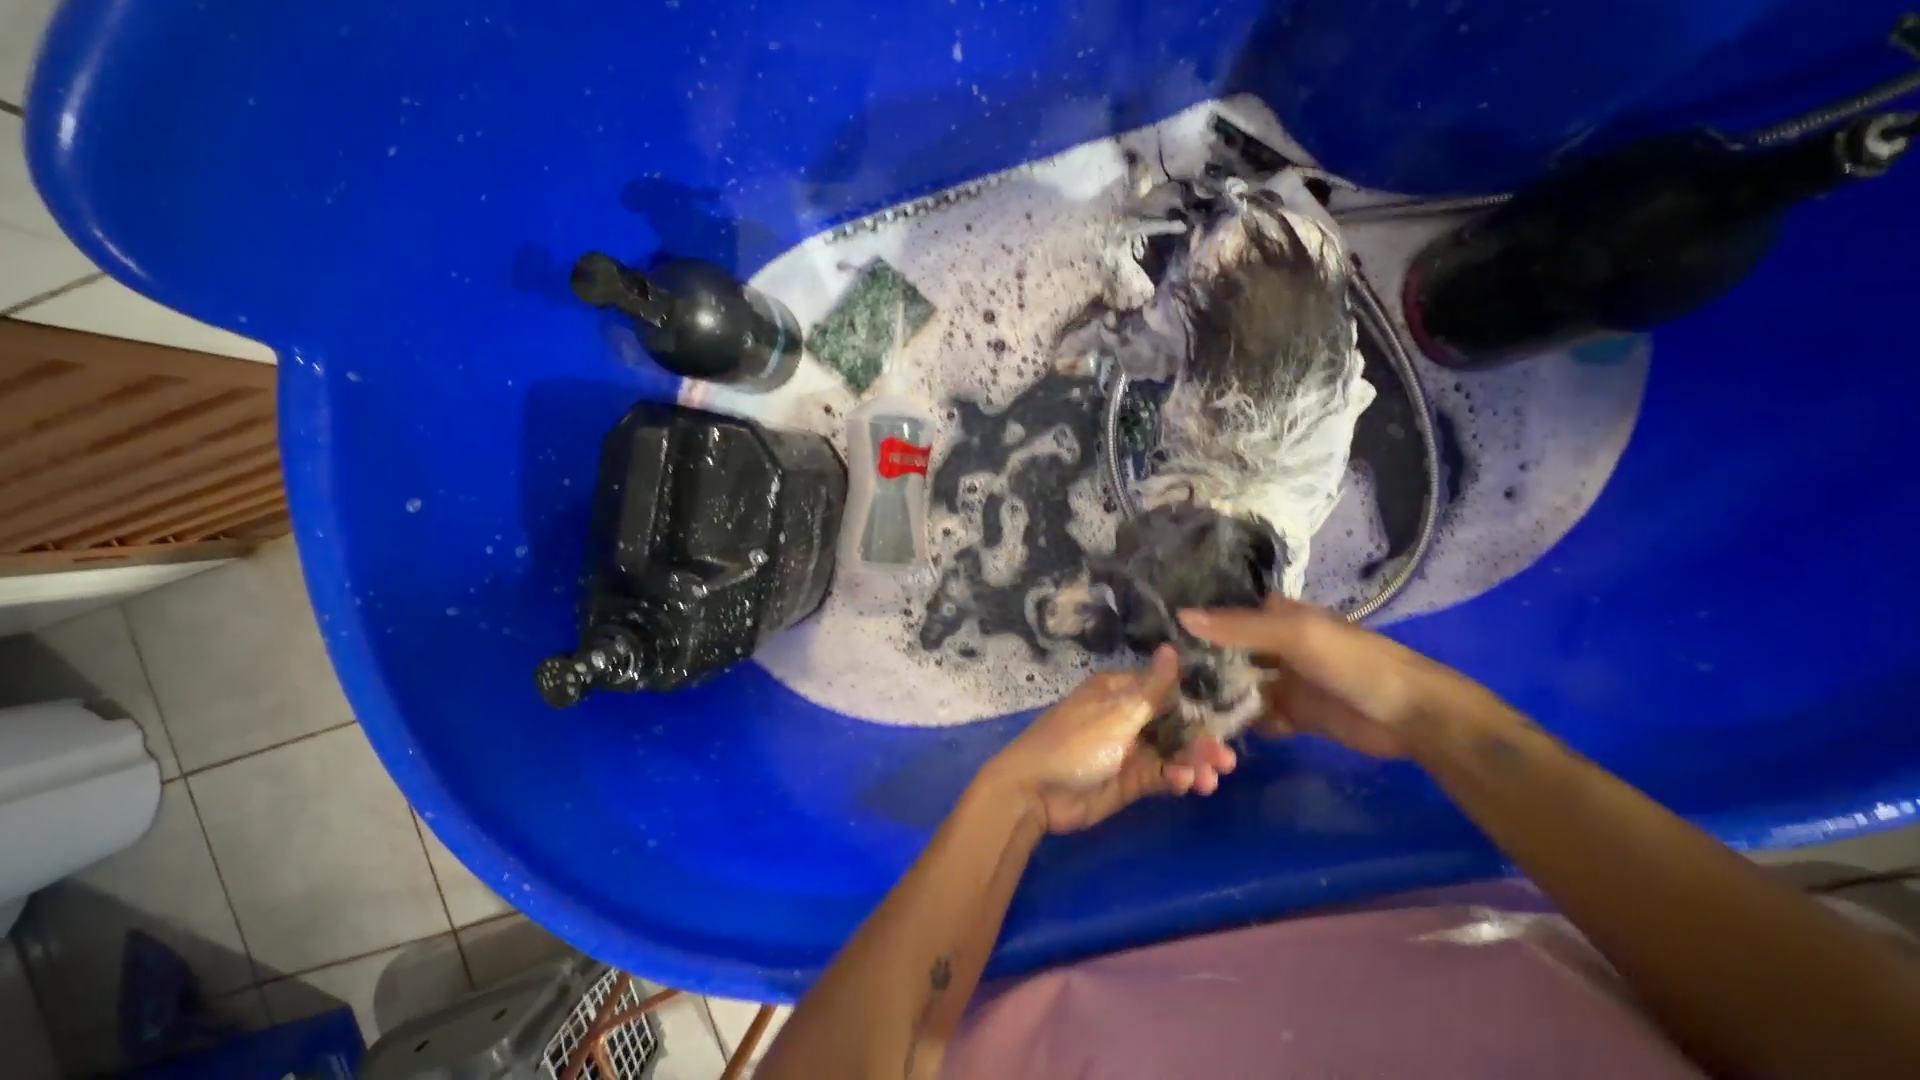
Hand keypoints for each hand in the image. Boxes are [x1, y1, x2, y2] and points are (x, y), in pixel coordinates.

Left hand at [982, 646, 1238, 833]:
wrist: (1034, 793)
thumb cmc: (1073, 743)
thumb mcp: (1116, 714)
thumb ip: (1152, 689)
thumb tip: (1172, 647)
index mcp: (1119, 691)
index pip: (1166, 688)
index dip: (1198, 699)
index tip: (1233, 709)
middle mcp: (1127, 716)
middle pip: (1176, 723)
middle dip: (1203, 739)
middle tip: (1227, 757)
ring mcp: (1130, 750)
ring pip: (1174, 752)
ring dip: (1196, 762)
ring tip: (1212, 776)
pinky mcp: (1131, 780)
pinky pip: (1162, 775)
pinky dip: (1178, 778)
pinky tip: (1190, 784)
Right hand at [1179, 595, 1479, 758]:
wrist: (1411, 715)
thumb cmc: (1353, 662)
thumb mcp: (1294, 635)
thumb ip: (1238, 628)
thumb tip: (1180, 616)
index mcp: (1277, 615)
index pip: (1225, 616)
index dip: (1195, 627)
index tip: (1158, 642)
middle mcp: (1275, 646)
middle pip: (1227, 656)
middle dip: (1201, 670)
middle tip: (1163, 689)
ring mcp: (1285, 682)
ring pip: (1239, 690)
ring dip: (1219, 703)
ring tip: (1185, 718)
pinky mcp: (1295, 716)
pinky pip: (1259, 720)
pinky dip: (1246, 727)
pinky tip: (1226, 736)